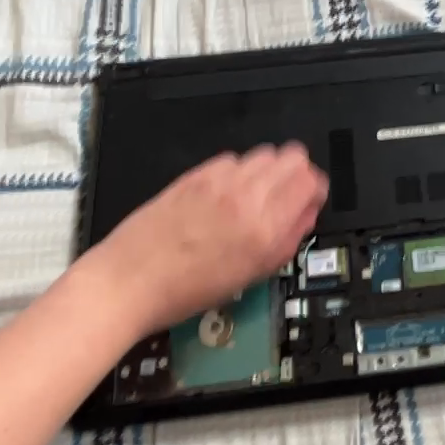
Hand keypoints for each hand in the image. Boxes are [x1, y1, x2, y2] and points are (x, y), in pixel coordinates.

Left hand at [76, 143, 327, 338]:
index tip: (310, 199)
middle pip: (293, 157)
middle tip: (287, 195)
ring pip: (265, 153)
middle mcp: (246, 197)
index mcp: (265, 228)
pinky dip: (238, 171)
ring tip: (255, 195)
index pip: (310, 181)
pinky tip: (226, 194)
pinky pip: (233, 158)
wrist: (129, 281)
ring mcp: (220, 180)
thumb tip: (306, 215)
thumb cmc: (186, 291)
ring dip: (269, 170)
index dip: (315, 188)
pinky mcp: (197, 173)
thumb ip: (287, 240)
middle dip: (296, 174)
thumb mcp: (250, 276)